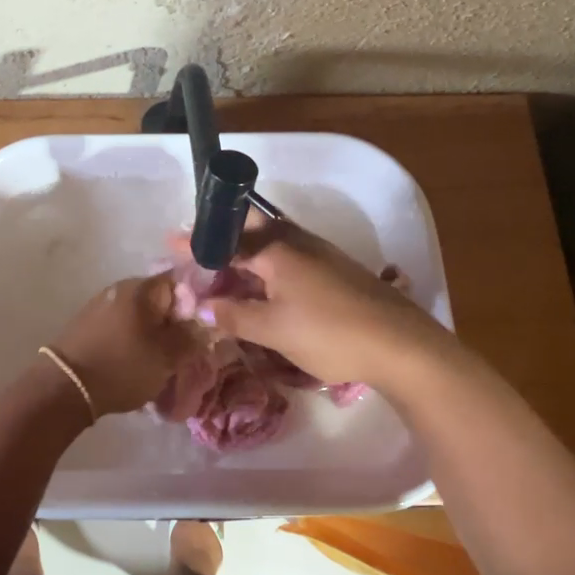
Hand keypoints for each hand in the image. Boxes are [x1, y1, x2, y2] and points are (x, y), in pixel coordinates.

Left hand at [49, 272, 202, 416]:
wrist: (66, 385)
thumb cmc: (122, 366)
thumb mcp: (165, 357)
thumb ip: (190, 338)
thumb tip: (205, 325)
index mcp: (141, 288)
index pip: (180, 282)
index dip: (196, 304)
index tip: (203, 329)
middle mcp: (120, 288)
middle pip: (160, 299)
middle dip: (175, 323)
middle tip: (186, 350)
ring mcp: (102, 303)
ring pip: (141, 314)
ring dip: (155, 333)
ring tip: (163, 360)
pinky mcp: (90, 322)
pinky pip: (123, 325)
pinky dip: (135, 339)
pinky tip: (138, 360)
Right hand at [196, 212, 445, 385]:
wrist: (402, 345)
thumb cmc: (330, 334)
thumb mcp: (273, 330)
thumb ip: (235, 315)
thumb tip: (205, 305)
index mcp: (276, 250)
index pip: (227, 240)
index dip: (198, 244)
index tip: (172, 244)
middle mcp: (296, 242)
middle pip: (252, 229)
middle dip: (225, 238)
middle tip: (202, 254)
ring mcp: (320, 254)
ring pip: (273, 243)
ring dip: (247, 253)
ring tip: (228, 274)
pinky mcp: (336, 270)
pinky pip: (289, 257)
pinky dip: (268, 266)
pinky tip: (266, 289)